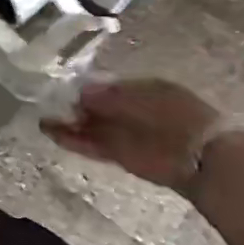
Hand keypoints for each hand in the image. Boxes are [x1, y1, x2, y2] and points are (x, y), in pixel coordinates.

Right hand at [41, 79, 222, 193]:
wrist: (201, 158)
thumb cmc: (177, 117)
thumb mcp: (145, 96)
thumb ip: (111, 95)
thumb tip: (81, 92)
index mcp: (143, 90)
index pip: (108, 86)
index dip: (86, 88)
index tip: (65, 88)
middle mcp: (130, 111)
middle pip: (96, 108)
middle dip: (73, 106)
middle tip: (48, 102)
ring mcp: (123, 134)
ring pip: (89, 127)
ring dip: (67, 123)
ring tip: (43, 118)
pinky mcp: (117, 155)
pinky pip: (89, 145)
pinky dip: (70, 140)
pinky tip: (50, 132)